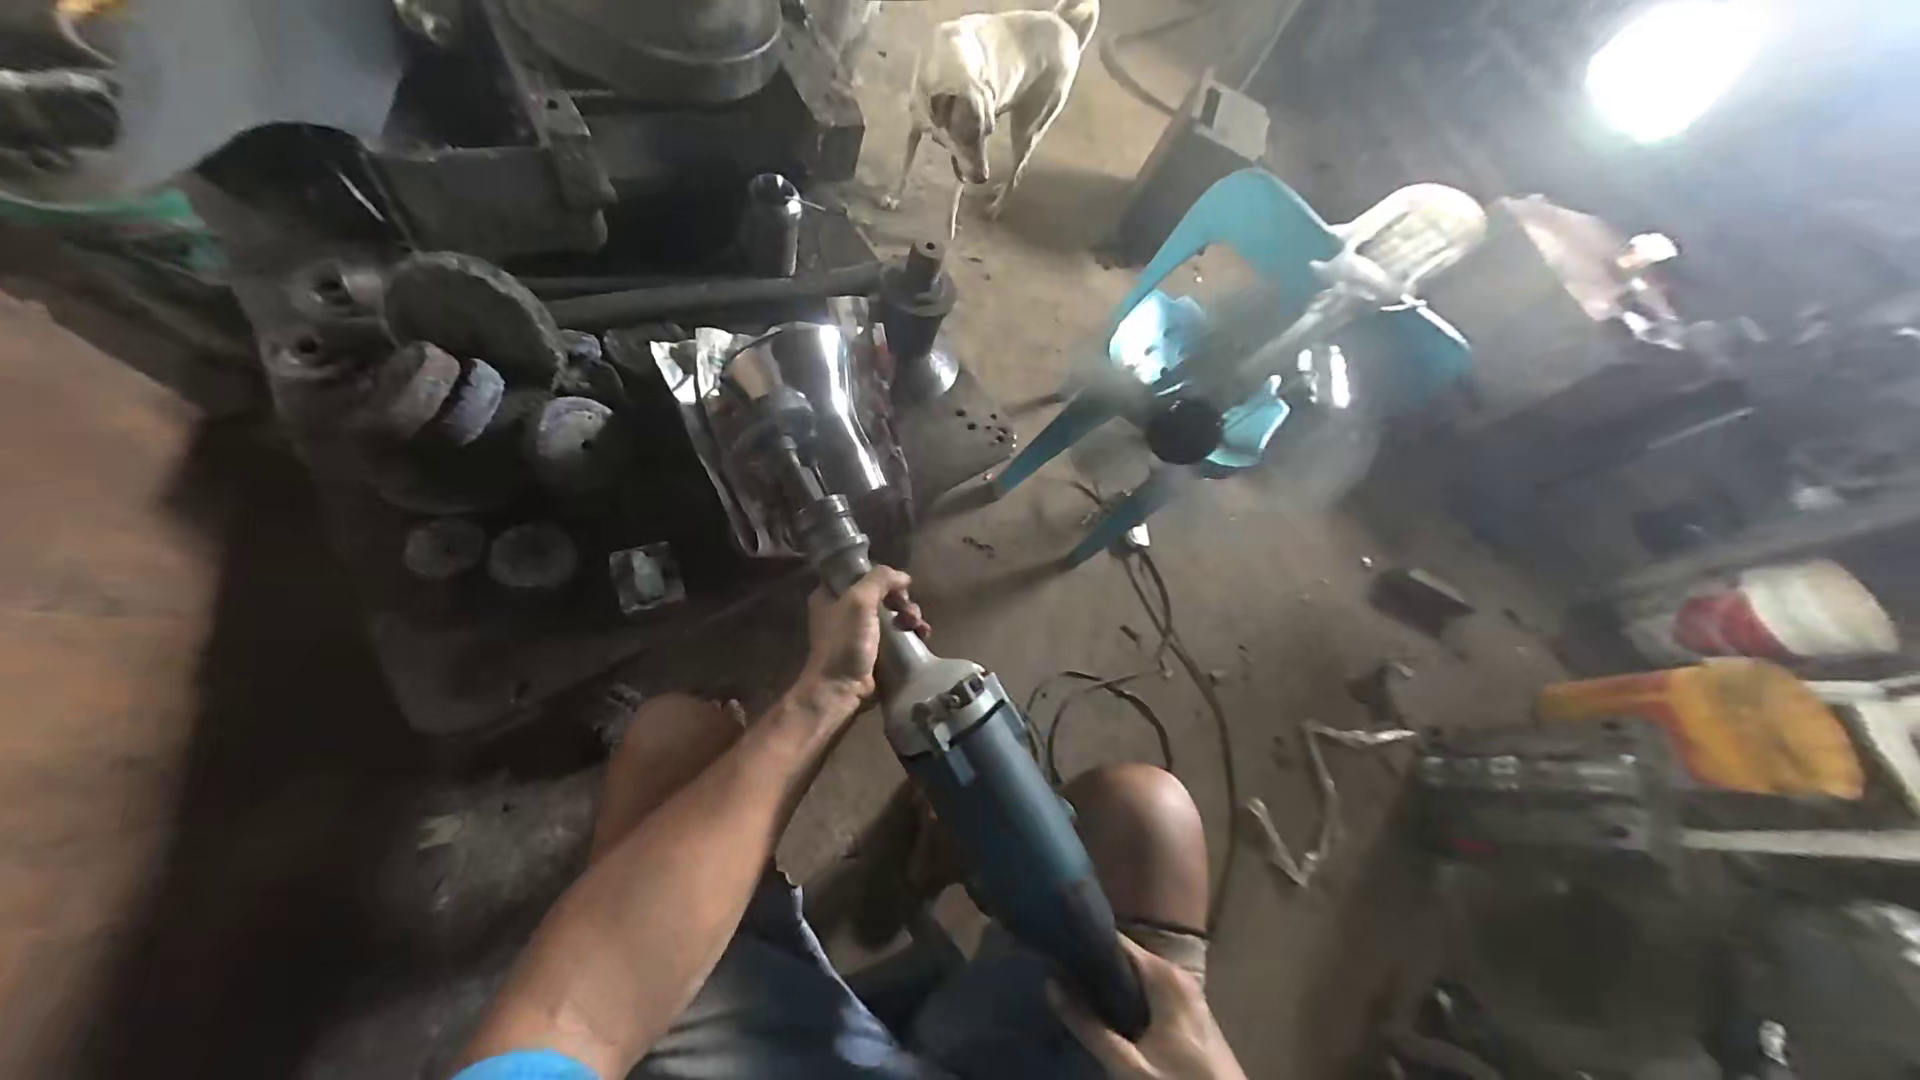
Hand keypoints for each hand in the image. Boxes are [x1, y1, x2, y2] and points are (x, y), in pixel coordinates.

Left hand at [796, 565, 927, 716]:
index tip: (897, 585)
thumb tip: (904, 577)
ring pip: (893, 613)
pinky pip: (898, 633)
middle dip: (901, 600)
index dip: (881, 576)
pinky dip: (911, 632)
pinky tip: (923, 635)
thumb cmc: (844, 642)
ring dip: (910, 615)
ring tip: (917, 626)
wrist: (841, 690)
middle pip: (881, 594)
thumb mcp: (859, 601)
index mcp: (831, 595)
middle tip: (907, 610)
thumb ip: (880, 579)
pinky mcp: (875, 651)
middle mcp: (844, 611)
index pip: (859, 574)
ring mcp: (860, 632)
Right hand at [1049, 936, 1247, 1079]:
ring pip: (1138, 979)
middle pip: (1125, 959)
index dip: (1084, 944)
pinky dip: (1128, 1001)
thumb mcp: (1130, 1068)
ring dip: (1110, 988)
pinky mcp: (1192, 1017)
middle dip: (1094, 969)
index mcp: (1164, 976)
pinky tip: (1108, 1019)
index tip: (1054, 949)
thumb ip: (1089, 1026)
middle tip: (1059, 977)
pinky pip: (1151, 995)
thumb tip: (1051, 985)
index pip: (1115, 941)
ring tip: (1075, 994)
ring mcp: (1188, 995)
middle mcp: (1177, 975)